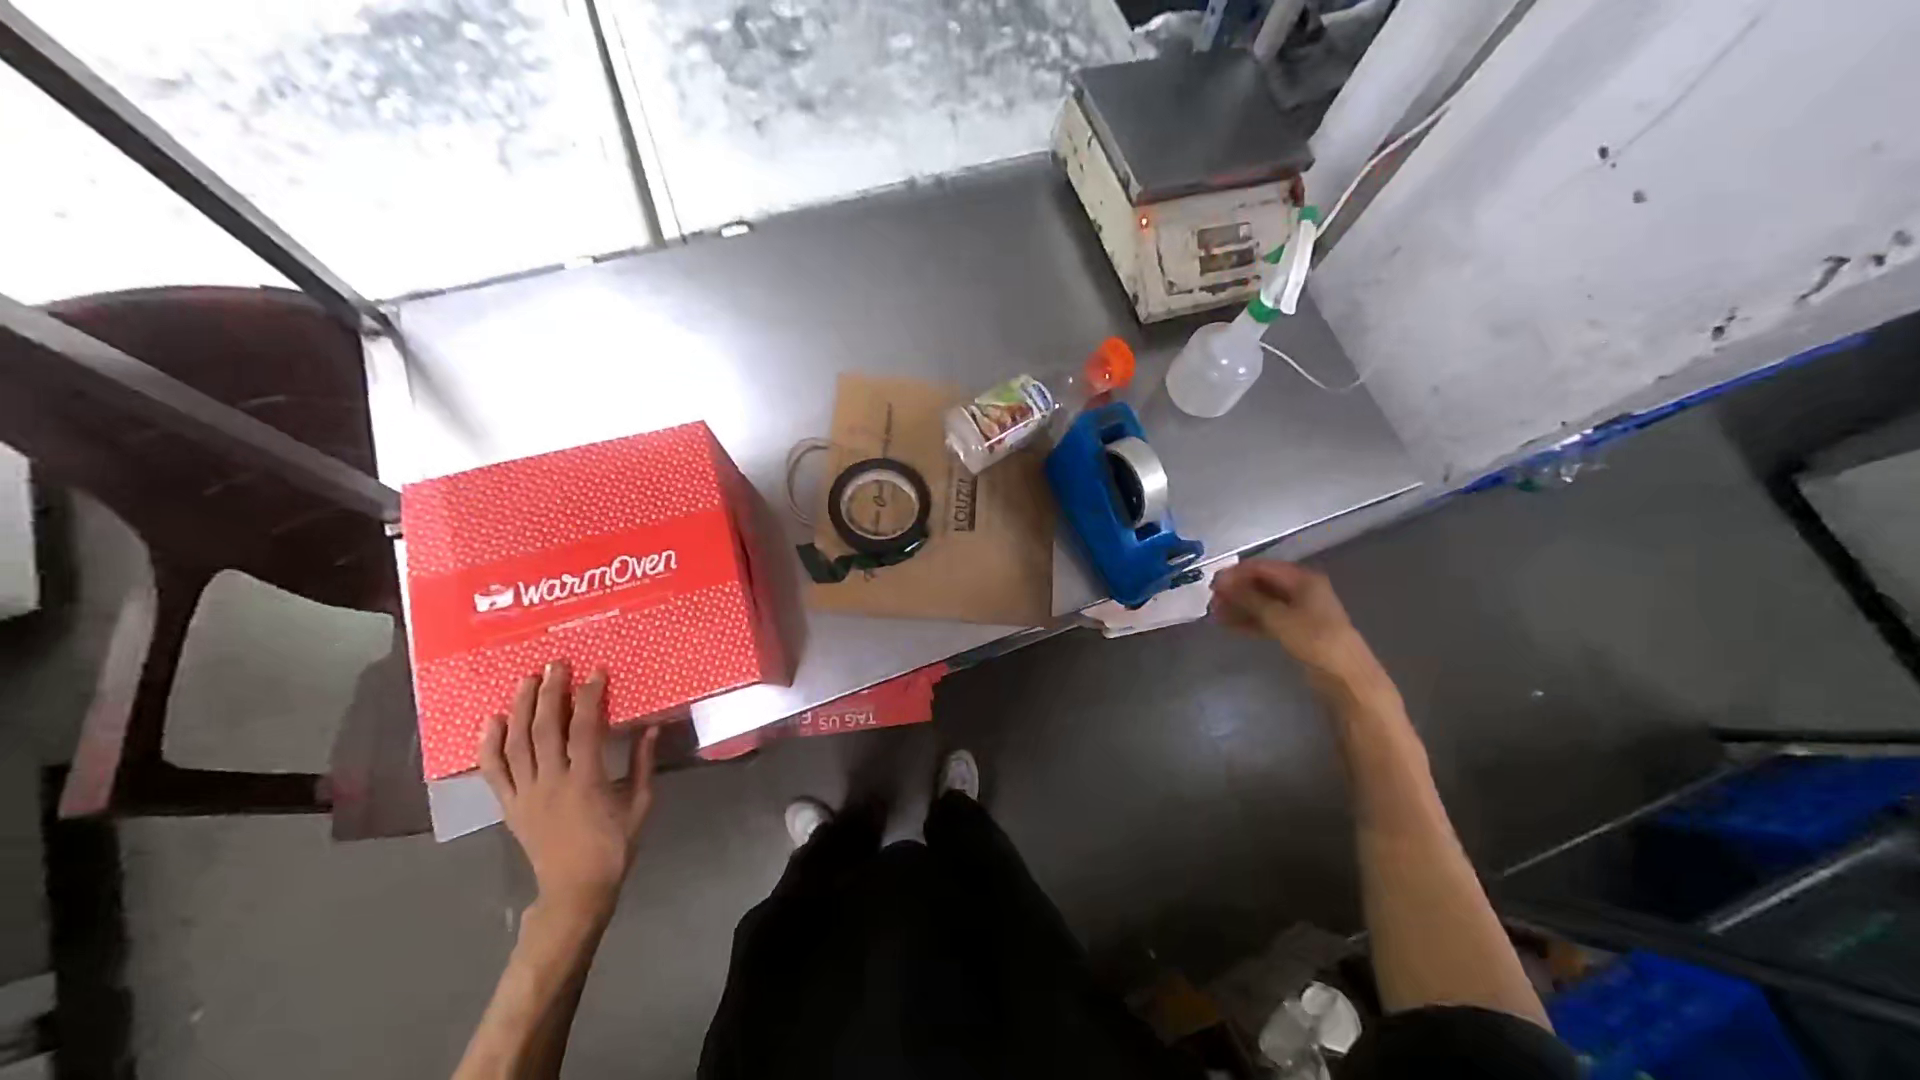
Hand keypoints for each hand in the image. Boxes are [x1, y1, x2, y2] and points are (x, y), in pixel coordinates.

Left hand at [480, 660, 660, 921]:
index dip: (589, 696)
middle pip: (545, 728)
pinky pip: (493, 771)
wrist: (575, 889)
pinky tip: (492, 721)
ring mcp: (526, 793)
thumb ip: (643, 764)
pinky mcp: (509, 806)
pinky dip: (489, 744)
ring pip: (517, 743)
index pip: (585, 727)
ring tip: (525, 681)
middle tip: (555, 664)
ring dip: (520, 708)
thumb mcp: (641, 804)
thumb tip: (651, 727)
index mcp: (586, 780)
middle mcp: (551, 781)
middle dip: (550, 692)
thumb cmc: (614, 847)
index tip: (595, 672)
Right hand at [1210, 560, 1383, 690]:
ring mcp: (1299, 610)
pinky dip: (1250, 621)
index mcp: (1302, 579)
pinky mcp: (1297, 629)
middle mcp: (1301, 590)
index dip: (1235, 574)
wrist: (1345, 675)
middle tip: (1212, 603)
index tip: (1212, 586)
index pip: (1261, 567)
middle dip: (1236, 591)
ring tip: (1216, 616)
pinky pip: (1268, 618)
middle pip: (1261, 584)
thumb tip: (1223, 582)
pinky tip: (1230, 626)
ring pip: (1263, 602)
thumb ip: (1249, 598)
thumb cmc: (1314, 639)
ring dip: (1240, 607)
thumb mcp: (1278, 617)